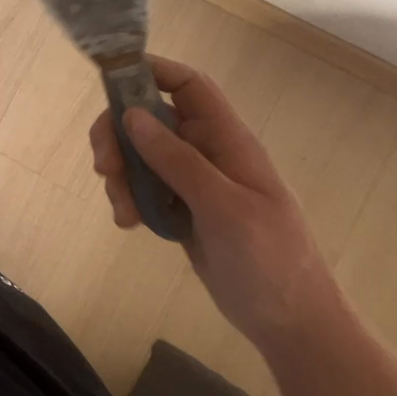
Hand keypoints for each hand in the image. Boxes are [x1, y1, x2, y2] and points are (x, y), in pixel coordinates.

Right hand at [90, 56, 344, 348]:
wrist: (292, 324)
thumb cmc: (271, 261)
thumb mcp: (225, 208)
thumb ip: (178, 161)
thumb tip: (131, 114)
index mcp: (228, 142)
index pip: (188, 86)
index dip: (151, 71)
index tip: (109, 80)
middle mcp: (206, 152)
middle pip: (146, 118)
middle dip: (117, 136)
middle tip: (104, 167)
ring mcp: (191, 180)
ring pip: (136, 153)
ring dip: (119, 174)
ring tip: (124, 212)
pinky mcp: (179, 206)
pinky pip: (139, 185)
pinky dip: (126, 198)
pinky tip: (132, 224)